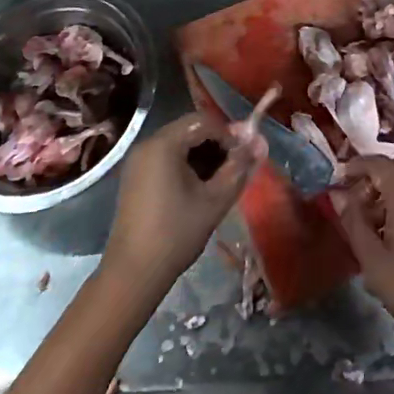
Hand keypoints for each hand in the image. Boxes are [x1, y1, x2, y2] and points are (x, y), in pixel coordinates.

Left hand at [102, 112, 264, 292]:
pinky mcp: (135, 176)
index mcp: (164, 144)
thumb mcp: (215, 199)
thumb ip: (239, 167)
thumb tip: (260, 143)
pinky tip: (200, 187)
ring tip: (221, 178)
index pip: (204, 121)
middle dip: (217, 143)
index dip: (230, 134)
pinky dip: (187, 164)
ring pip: (179, 144)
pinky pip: (166, 157)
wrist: (134, 272)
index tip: (245, 155)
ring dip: (203, 154)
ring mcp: (138, 160)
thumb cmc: (177, 233)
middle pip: (190, 129)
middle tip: (237, 166)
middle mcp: (147, 144)